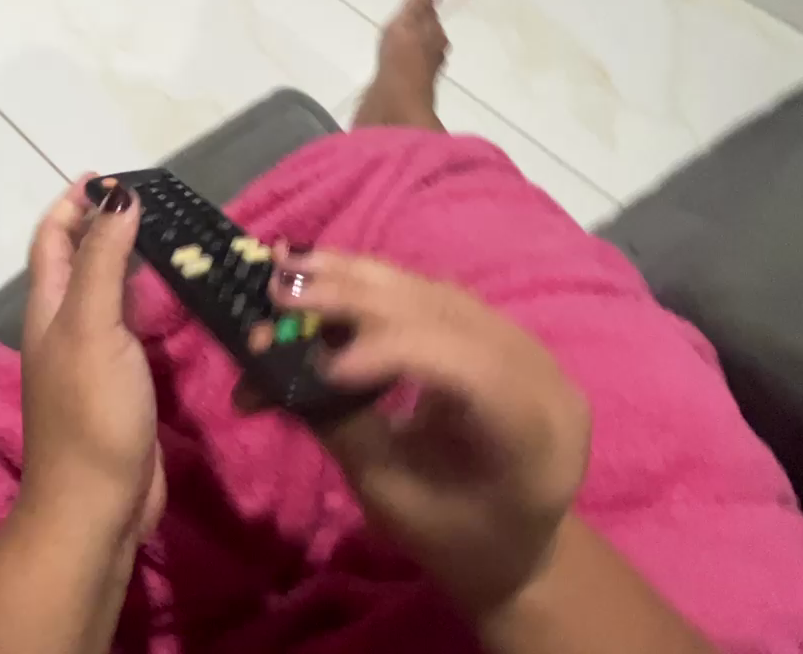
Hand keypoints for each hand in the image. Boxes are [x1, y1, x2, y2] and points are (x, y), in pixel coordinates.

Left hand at [17, 177, 164, 545]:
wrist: (98, 504)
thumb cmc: (91, 410)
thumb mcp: (93, 325)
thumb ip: (102, 260)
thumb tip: (114, 196)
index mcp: (49, 307)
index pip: (51, 239)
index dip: (71, 203)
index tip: (105, 175)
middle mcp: (64, 323)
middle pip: (75, 258)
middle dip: (100, 223)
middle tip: (146, 199)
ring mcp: (91, 352)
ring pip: (103, 289)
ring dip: (123, 256)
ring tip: (162, 232)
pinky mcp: (119, 378)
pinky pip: (127, 322)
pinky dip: (143, 296)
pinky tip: (171, 293)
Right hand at [268, 249, 590, 619]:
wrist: (512, 538)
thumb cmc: (455, 535)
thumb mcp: (395, 499)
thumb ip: (341, 429)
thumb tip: (266, 374)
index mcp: (534, 432)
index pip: (470, 370)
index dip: (393, 352)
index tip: (322, 366)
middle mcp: (536, 368)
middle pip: (442, 313)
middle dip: (354, 298)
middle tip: (278, 289)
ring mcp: (515, 337)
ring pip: (427, 288)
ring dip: (351, 275)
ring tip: (287, 264)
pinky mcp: (485, 323)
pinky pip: (423, 289)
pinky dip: (366, 278)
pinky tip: (321, 269)